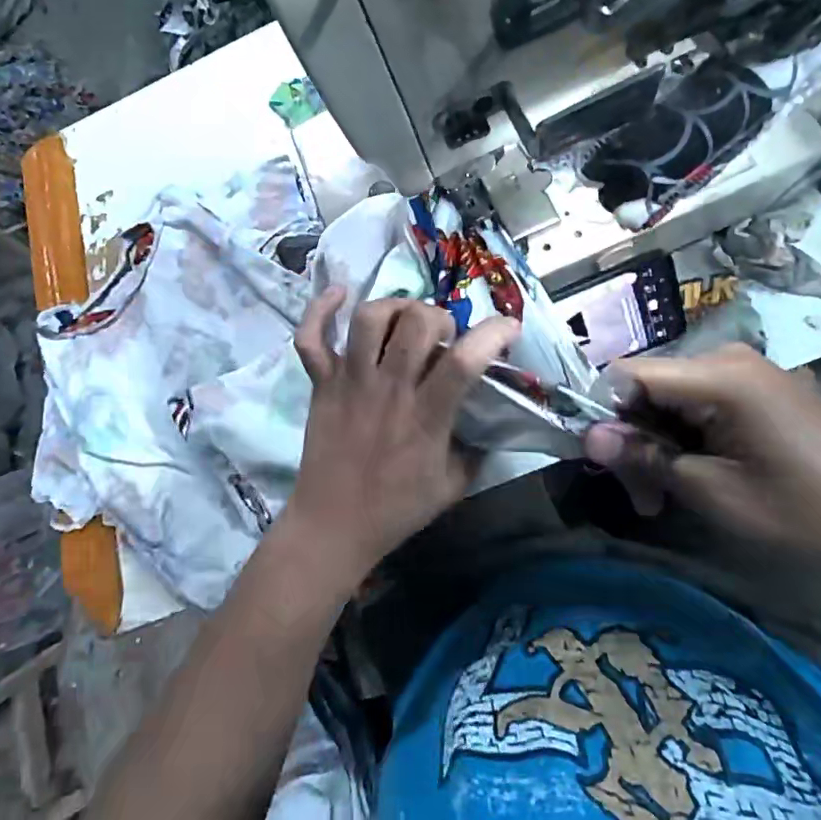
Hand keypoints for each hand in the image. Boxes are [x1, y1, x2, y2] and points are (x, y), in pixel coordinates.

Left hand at [281, 288, 518, 585]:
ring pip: (367, 320)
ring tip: (404, 318)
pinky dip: (321, 309)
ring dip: (393, 306)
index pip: (465, 361)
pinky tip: (340, 294)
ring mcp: (350, 382)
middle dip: (439, 316)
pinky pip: (311, 337)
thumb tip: (492, 418)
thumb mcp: (454, 485)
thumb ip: (477, 448)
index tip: (509, 329)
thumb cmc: (397, 509)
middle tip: (443, 335)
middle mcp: (389, 390)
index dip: (493, 334)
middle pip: (415, 324)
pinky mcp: (321, 384)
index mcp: (427, 417)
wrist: (333, 526)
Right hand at [584, 344, 820, 585]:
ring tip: (663, 500)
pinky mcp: (757, 387)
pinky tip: (694, 479)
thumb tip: (587, 437)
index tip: (604, 463)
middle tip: (641, 501)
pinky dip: (686, 439)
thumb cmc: (808, 511)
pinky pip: (699, 403)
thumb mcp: (717, 493)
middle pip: (648, 387)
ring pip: (670, 399)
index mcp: (719, 374)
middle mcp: (726, 358)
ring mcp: (745, 370)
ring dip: (659, 446)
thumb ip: (648, 459)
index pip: (627, 374)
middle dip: (634, 441)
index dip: (603, 413)